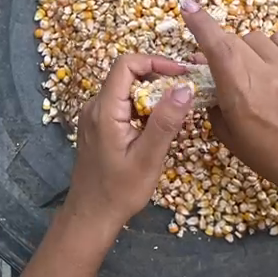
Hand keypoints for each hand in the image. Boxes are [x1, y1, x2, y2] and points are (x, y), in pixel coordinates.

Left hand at [63, 54, 195, 229]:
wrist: (91, 215)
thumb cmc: (119, 191)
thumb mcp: (148, 158)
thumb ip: (165, 121)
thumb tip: (184, 88)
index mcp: (104, 110)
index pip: (126, 65)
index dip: (155, 61)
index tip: (181, 73)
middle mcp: (95, 107)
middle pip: (127, 74)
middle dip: (158, 76)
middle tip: (186, 89)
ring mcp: (94, 116)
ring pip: (126, 88)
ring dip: (152, 92)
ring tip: (177, 106)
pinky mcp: (99, 126)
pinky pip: (122, 104)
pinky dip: (143, 105)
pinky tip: (159, 123)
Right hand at [181, 0, 277, 201]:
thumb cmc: (266, 154)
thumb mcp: (228, 134)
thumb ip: (213, 101)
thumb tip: (203, 76)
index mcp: (240, 92)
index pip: (217, 46)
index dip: (200, 23)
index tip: (187, 4)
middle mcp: (265, 74)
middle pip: (234, 40)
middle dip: (222, 49)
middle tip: (222, 67)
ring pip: (257, 38)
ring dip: (247, 49)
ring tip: (253, 71)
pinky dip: (272, 49)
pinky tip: (273, 67)